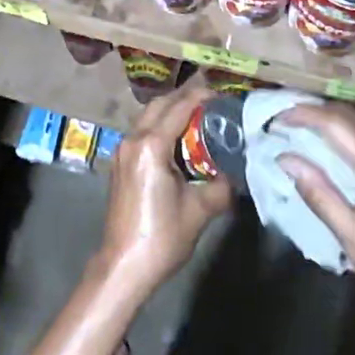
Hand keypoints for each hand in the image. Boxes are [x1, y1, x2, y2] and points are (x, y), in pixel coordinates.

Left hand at [95, 85, 233, 296]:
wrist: (124, 262)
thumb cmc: (162, 235)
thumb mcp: (200, 210)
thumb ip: (220, 185)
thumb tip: (234, 171)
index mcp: (150, 145)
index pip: (177, 109)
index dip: (199, 97)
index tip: (220, 92)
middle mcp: (132, 139)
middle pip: (158, 106)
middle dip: (183, 98)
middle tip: (211, 100)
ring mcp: (122, 149)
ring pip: (147, 117)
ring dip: (170, 111)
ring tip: (199, 116)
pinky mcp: (120, 162)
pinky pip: (141, 132)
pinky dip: (160, 126)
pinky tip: (178, 139)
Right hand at [272, 103, 354, 354]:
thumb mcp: (352, 238)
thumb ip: (318, 193)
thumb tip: (284, 157)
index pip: (332, 121)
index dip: (299, 114)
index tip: (273, 121)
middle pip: (349, 113)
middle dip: (314, 111)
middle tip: (284, 121)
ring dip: (332, 119)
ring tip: (304, 130)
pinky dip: (351, 132)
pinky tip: (337, 148)